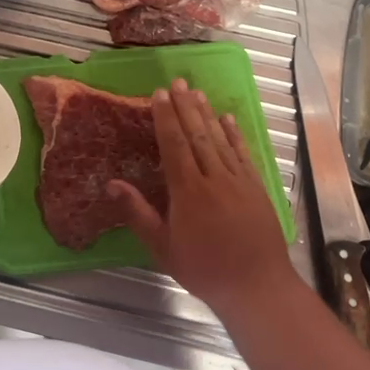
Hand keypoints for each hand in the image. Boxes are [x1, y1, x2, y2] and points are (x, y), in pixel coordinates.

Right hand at [108, 77, 295, 313]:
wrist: (258, 288)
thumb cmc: (204, 269)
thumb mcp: (162, 247)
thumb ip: (137, 213)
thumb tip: (111, 184)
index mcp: (188, 191)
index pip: (174, 145)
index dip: (166, 118)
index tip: (159, 94)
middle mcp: (214, 178)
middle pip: (197, 134)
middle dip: (185, 106)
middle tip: (177, 81)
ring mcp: (239, 181)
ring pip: (219, 140)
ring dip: (207, 114)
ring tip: (196, 92)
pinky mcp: (257, 188)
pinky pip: (243, 154)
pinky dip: (234, 134)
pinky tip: (227, 119)